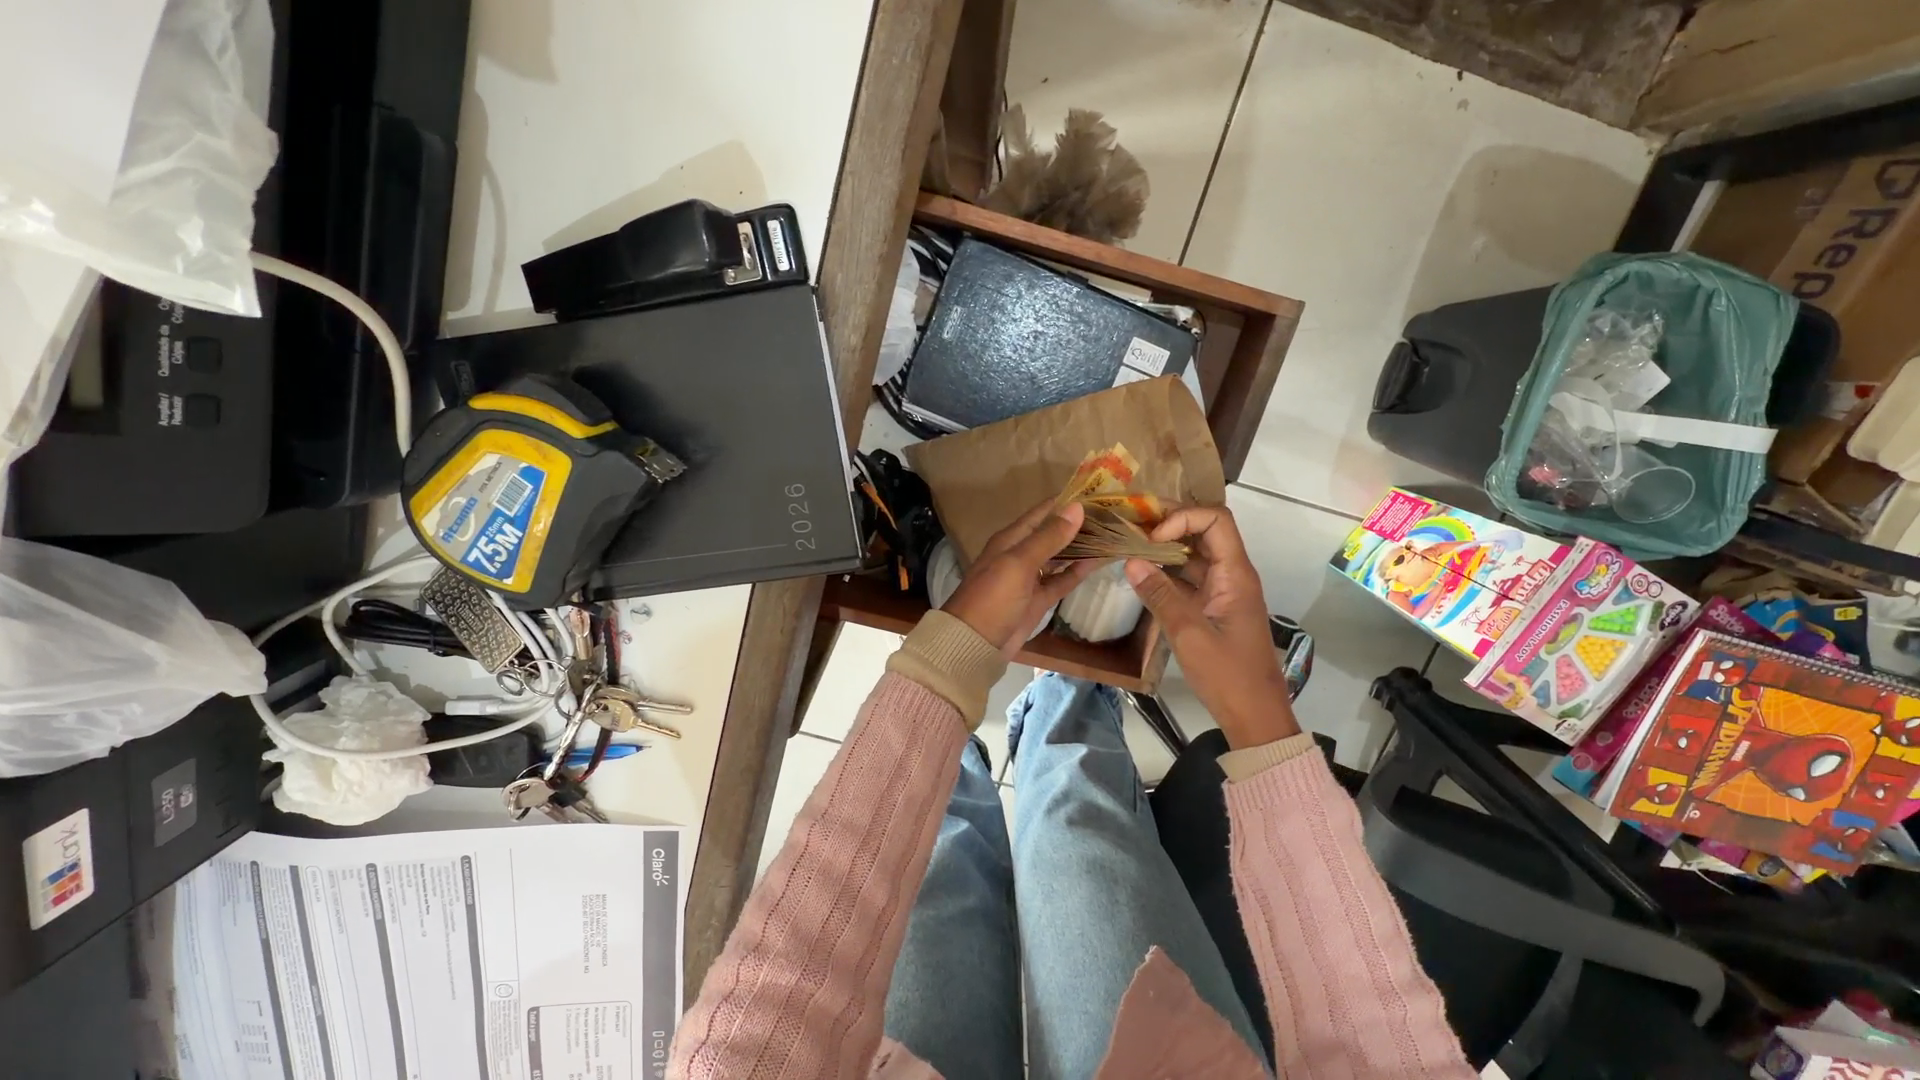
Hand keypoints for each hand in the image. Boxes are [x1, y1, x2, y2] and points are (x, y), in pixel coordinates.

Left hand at [944, 500, 1102, 657]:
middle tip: (1112, 515)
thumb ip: (1048, 537)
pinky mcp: (1038, 599)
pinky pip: (1061, 580)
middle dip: (1078, 524)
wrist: (974, 643)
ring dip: (1080, 547)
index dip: (1067, 502)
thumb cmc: (993, 597)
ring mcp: (1030, 578)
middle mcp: (1021, 554)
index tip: (1098, 494)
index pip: (1043, 512)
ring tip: (1111, 535)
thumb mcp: (1019, 563)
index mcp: (1011, 539)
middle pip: (1053, 533)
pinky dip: (1077, 571)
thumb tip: (1077, 507)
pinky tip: (1099, 562)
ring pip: (1059, 557)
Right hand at [1126, 506, 1300, 748]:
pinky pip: (1191, 580)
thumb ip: (1160, 595)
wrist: (1255, 716)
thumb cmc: (1227, 675)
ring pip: (1196, 557)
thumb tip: (1131, 561)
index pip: (1215, 520)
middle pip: (1205, 533)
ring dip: (1166, 551)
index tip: (1152, 538)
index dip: (1183, 518)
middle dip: (1171, 527)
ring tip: (1130, 551)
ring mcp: (1224, 592)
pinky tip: (1143, 579)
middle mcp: (1233, 576)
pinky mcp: (1215, 609)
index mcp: (1236, 574)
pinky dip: (1168, 574)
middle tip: (1133, 532)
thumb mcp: (1189, 633)